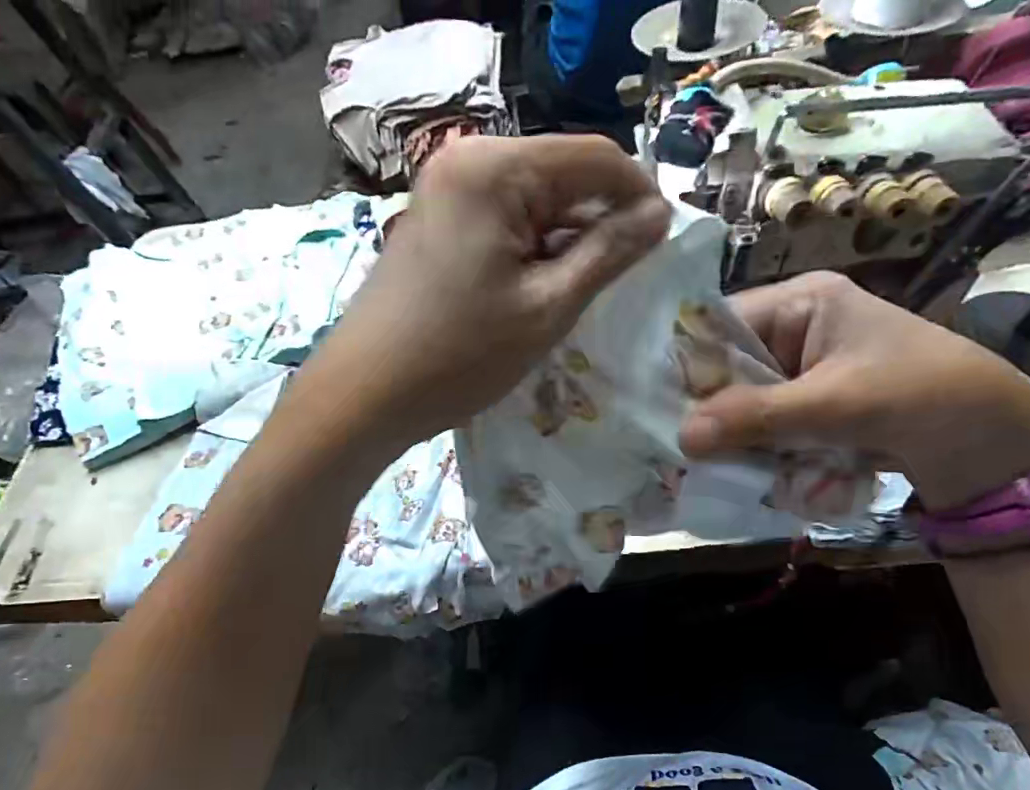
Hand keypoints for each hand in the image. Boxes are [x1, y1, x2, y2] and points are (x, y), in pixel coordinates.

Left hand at [305, 135, 671, 446]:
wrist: (367, 392)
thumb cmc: (460, 355)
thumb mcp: (547, 307)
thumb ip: (608, 253)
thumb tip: (660, 215)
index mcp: (496, 169)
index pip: (595, 156)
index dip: (638, 194)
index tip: (662, 243)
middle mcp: (468, 159)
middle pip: (564, 171)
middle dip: (601, 218)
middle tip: (623, 278)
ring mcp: (448, 187)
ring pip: (536, 197)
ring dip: (568, 237)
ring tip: (583, 291)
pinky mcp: (439, 216)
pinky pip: (506, 217)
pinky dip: (535, 246)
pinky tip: (544, 287)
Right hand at [677, 272, 1029, 510]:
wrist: (984, 436)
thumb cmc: (913, 394)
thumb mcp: (831, 403)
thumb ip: (755, 417)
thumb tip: (681, 436)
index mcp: (802, 302)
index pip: (723, 325)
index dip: (693, 366)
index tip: (665, 411)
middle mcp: (797, 328)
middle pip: (731, 367)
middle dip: (714, 409)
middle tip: (686, 450)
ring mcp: (805, 369)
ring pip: (746, 401)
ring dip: (737, 434)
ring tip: (717, 465)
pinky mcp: (813, 405)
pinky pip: (768, 423)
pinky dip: (760, 447)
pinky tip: (750, 468)